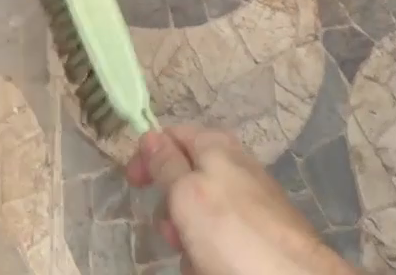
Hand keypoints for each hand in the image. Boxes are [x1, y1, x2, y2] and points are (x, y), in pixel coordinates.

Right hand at [126, 125, 358, 274]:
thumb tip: (151, 134)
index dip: (148, 154)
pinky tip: (211, 272)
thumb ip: (166, 164)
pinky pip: (223, 244)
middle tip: (172, 233)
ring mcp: (252, 207)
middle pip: (186, 181)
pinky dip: (211, 259)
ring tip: (197, 264)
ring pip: (202, 219)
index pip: (172, 135)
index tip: (133, 184)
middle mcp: (236, 170)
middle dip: (172, 210)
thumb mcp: (187, 193)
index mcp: (217, 148)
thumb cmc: (233, 235)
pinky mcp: (262, 242)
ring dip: (190, 242)